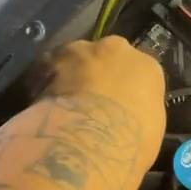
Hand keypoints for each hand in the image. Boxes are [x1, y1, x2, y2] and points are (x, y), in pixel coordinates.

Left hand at [37, 36, 165, 169]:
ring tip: (60, 101)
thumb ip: (138, 111)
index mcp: (148, 67)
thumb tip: (125, 117)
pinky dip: (43, 82)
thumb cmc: (131, 140)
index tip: (117, 102)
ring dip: (68, 74)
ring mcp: (80, 50)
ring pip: (74, 58)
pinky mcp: (48, 59)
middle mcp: (115, 49)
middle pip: (105, 56)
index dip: (125, 86)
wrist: (90, 136)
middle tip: (86, 100)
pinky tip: (41, 102)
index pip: (139, 71)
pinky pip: (45, 69)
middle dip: (96, 73)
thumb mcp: (149, 128)